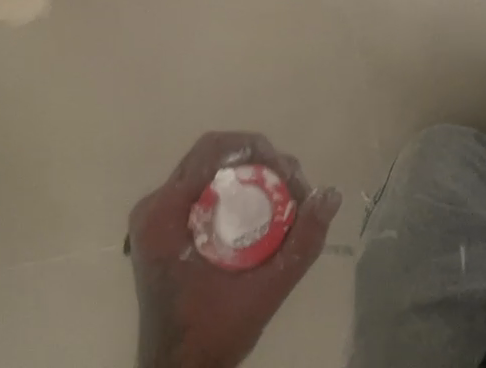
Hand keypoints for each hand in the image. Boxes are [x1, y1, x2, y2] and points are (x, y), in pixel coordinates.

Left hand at [128, 132, 341, 367]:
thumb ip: (302, 242)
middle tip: (294, 190)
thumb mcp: (265, 289)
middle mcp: (154, 207)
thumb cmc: (214, 334)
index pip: (213, 151)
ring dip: (252, 176)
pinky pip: (205, 190)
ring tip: (286, 201)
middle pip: (213, 156)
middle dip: (261, 163)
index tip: (290, 177)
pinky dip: (237, 192)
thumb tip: (331, 193)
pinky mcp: (164, 228)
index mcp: (164, 214)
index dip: (258, 151)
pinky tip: (264, 215)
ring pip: (210, 170)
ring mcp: (156, 217)